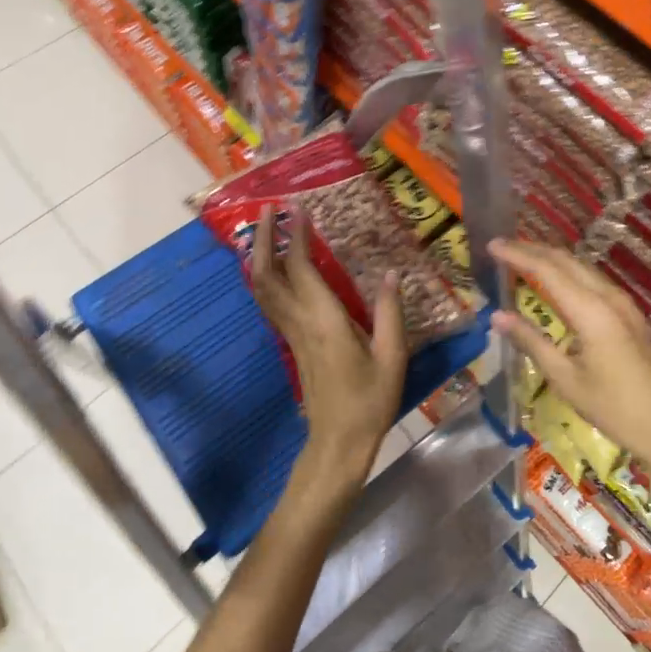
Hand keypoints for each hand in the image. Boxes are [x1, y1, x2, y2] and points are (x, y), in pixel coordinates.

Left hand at [251, 205, 408, 482]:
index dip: (295, 236)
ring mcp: (290, 334)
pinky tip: (272, 270)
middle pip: (267, 274)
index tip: (296, 208)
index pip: (300, 268)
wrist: (338, 443)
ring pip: (262, 290)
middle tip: (268, 210)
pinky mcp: (291, 345)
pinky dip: (264, 279)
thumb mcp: (392, 357)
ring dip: (258, 257)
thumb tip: (392, 273)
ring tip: (265, 231)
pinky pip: (269, 304)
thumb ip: (390, 313)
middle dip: (264, 239)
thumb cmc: (369, 401)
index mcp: (324, 320)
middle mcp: (300, 322)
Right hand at [491, 240, 650, 463]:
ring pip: (582, 268)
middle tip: (502, 247)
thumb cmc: (613, 408)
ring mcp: (624, 305)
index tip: (492, 245)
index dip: (518, 255)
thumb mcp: (565, 379)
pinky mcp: (630, 316)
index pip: (547, 270)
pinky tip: (556, 283)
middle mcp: (609, 298)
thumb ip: (531, 341)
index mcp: (591, 311)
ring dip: (551, 260)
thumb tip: (498, 316)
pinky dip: (568, 273)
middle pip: (566, 261)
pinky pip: (594, 281)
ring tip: (522, 259)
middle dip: (533, 250)